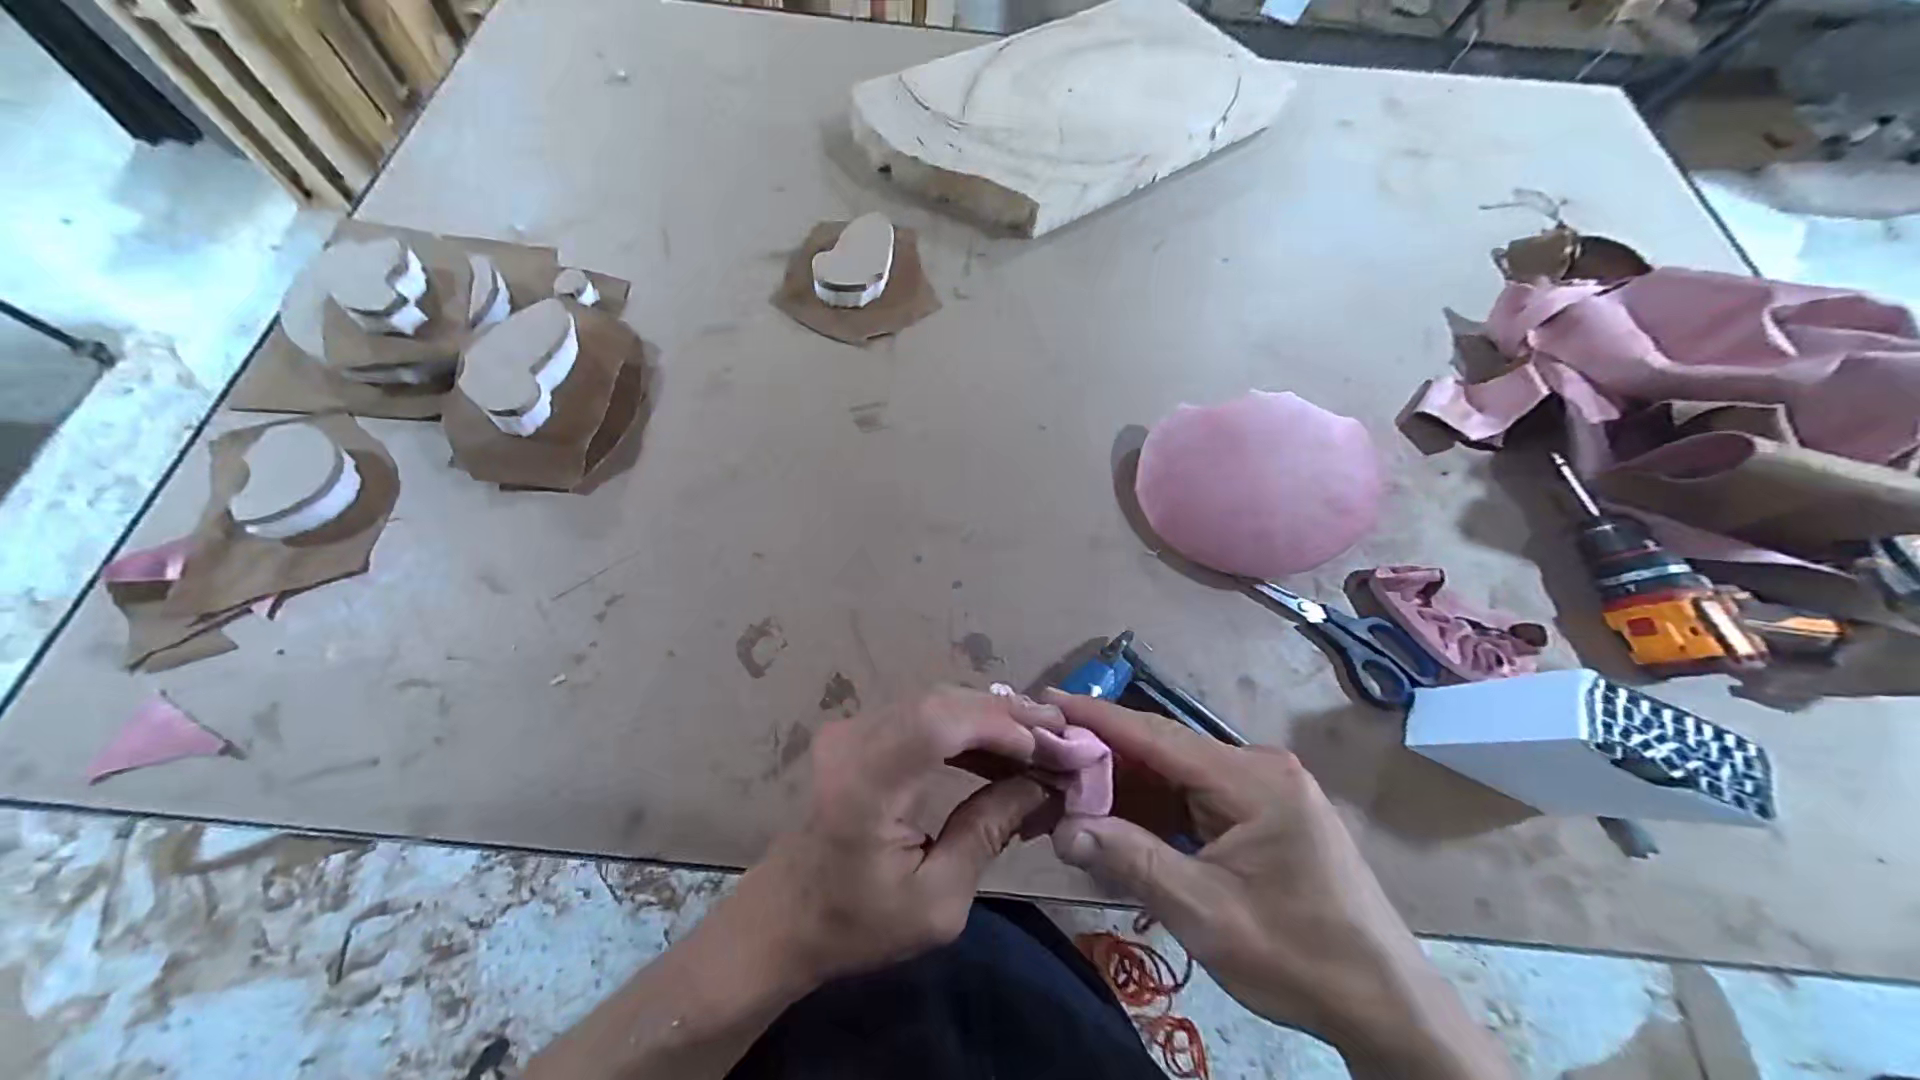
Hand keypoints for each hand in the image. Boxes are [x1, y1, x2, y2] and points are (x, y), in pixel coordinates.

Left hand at [718, 685, 1062, 988]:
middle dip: (1005, 716)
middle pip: (940, 702)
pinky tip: (999, 747)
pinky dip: (965, 725)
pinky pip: (921, 714)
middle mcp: (853, 740)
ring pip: (935, 701)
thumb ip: (986, 833)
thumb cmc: (857, 923)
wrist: (786, 916)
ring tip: (1039, 741)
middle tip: (1058, 736)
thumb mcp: (937, 901)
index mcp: (864, 784)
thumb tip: (1038, 784)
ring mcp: (851, 730)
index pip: (936, 723)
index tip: (1047, 747)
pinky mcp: (857, 732)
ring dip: (989, 718)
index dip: (998, 724)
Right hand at [1045, 691, 1512, 1079]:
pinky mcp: (1264, 812)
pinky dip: (1155, 807)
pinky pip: (1195, 797)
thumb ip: (1131, 860)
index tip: (1047, 699)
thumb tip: (1064, 826)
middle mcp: (1258, 767)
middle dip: (1104, 756)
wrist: (1385, 1005)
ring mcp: (1263, 788)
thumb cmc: (1298, 955)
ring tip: (1068, 786)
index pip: (1156, 735)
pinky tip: (1119, 816)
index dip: (1097, 718)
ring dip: (1126, 785)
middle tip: (1046, 756)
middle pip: (1164, 752)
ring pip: (1176, 775)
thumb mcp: (1205, 912)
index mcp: (1251, 778)